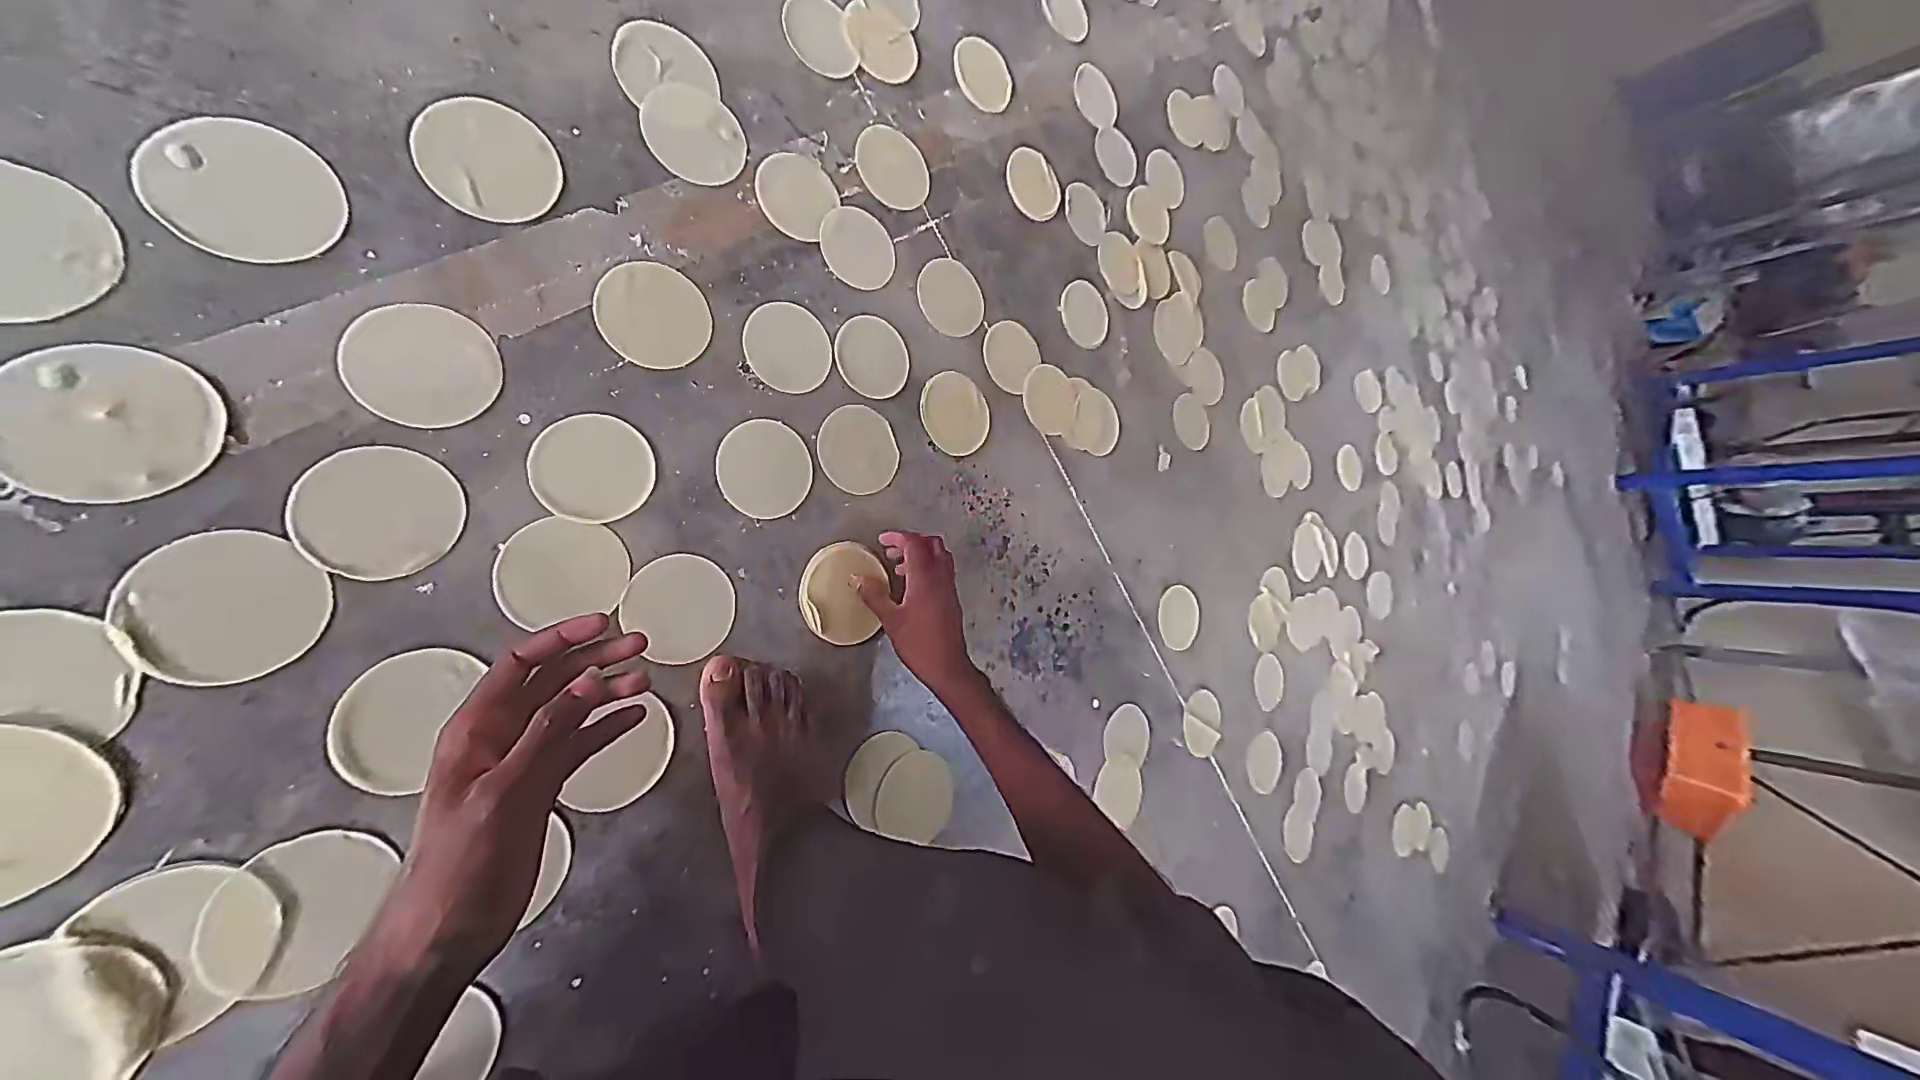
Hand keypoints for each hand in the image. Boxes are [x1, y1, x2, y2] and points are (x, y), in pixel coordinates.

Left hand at [376, 614, 651, 971]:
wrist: (449, 928)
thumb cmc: (463, 861)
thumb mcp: (504, 791)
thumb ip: (547, 732)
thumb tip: (588, 681)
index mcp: (477, 729)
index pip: (520, 664)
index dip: (560, 639)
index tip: (603, 623)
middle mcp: (502, 736)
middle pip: (553, 682)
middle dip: (595, 659)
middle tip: (639, 645)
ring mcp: (524, 760)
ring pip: (572, 710)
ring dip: (607, 691)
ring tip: (645, 679)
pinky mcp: (542, 785)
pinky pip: (579, 743)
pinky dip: (607, 726)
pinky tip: (634, 715)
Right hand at [856, 530, 975, 689]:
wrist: (947, 665)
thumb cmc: (918, 644)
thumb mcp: (891, 620)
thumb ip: (874, 595)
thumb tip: (859, 579)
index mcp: (925, 578)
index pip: (915, 543)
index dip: (898, 537)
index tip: (882, 541)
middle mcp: (941, 577)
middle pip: (931, 543)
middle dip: (911, 541)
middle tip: (891, 551)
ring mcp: (949, 586)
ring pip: (940, 555)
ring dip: (920, 553)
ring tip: (898, 567)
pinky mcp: (951, 597)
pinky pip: (942, 569)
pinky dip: (928, 566)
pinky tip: (911, 584)